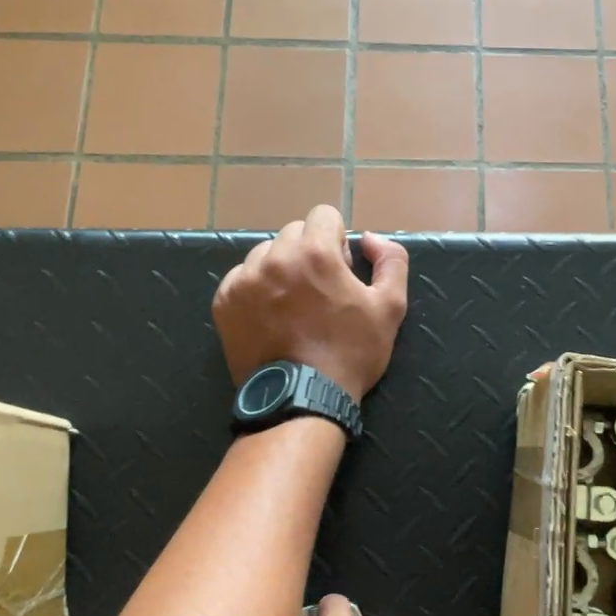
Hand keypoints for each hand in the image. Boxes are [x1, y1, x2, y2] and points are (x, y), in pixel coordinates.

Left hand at [213, 205, 408, 399]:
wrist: (302, 399)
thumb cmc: (351, 353)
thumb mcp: (390, 307)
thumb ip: (391, 260)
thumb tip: (369, 237)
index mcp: (315, 251)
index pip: (324, 215)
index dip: (338, 240)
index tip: (341, 270)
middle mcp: (274, 257)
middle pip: (294, 233)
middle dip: (309, 252)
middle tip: (320, 291)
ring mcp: (244, 279)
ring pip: (266, 254)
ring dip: (281, 269)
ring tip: (293, 306)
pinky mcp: (224, 301)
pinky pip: (242, 278)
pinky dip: (256, 289)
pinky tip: (271, 317)